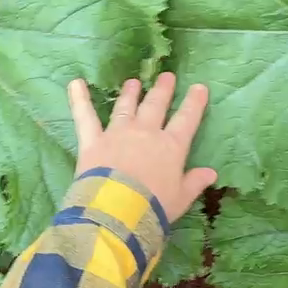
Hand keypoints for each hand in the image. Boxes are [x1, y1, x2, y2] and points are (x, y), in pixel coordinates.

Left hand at [68, 73, 216, 223]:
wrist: (118, 211)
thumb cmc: (154, 207)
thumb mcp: (181, 198)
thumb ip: (194, 182)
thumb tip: (211, 172)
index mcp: (171, 146)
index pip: (187, 119)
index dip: (194, 103)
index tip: (199, 87)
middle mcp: (146, 132)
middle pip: (156, 105)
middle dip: (163, 90)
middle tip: (167, 76)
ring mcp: (118, 133)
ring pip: (126, 107)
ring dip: (130, 93)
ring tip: (133, 82)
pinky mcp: (93, 141)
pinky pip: (85, 117)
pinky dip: (79, 99)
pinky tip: (75, 83)